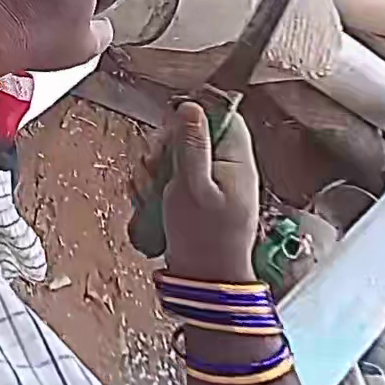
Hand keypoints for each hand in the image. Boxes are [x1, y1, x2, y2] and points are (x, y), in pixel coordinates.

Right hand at [161, 101, 260, 281]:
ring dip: (154, 166)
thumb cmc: (202, 233)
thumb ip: (191, 144)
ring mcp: (208, 182)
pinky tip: (148, 197)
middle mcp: (225, 169)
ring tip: (151, 187)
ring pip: (173, 154)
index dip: (197, 115)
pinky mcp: (191, 195)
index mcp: (236, 163)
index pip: (225, 119)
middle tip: (156, 165)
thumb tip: (191, 106)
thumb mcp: (193, 184)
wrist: (203, 278)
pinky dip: (152, 182)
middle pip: (191, 135)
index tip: (172, 127)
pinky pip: (166, 174)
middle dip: (165, 146)